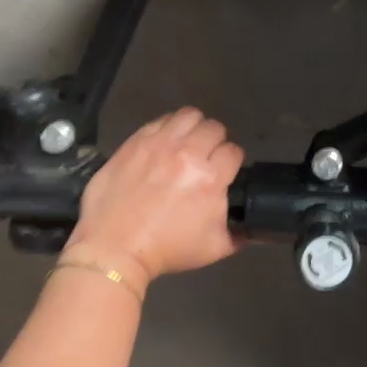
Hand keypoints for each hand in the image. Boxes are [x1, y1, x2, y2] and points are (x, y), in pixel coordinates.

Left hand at [66, 107, 244, 290]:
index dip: (232, 162)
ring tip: (186, 145)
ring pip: (189, 115)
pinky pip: (160, 120)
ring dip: (193, 129)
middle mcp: (188, 153)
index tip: (224, 173)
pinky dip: (167, 129)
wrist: (114, 248)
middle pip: (214, 128)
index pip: (234, 152)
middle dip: (215, 142)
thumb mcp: (214, 248)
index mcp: (211, 178)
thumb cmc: (166, 250)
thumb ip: (239, 234)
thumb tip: (252, 227)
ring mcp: (159, 144)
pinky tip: (163, 146)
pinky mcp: (135, 141)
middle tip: (205, 158)